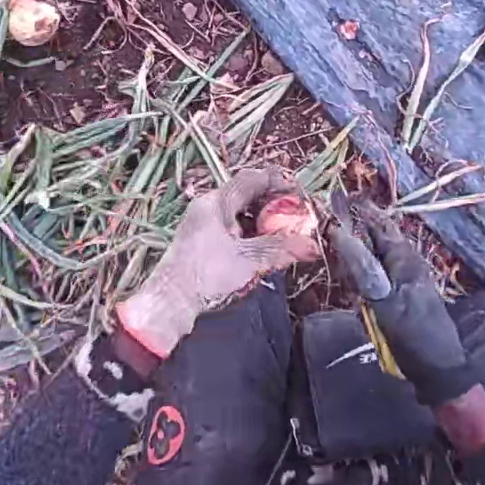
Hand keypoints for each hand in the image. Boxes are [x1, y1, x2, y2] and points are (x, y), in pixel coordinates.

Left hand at [115, 168, 320, 358]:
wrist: (171, 305)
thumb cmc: (205, 276)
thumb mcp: (249, 259)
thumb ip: (281, 248)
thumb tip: (312, 245)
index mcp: (216, 202)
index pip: (252, 180)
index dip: (279, 183)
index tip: (300, 196)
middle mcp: (208, 209)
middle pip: (247, 196)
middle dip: (274, 205)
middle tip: (297, 217)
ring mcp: (204, 226)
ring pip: (241, 215)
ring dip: (264, 223)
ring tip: (285, 235)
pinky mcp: (203, 245)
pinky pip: (234, 231)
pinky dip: (252, 236)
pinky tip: (264, 250)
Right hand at [330, 202, 480, 406]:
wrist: (440, 370)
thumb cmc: (411, 336)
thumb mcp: (383, 300)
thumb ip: (362, 266)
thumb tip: (340, 234)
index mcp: (406, 262)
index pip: (379, 228)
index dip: (360, 214)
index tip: (339, 202)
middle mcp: (410, 265)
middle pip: (384, 238)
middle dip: (364, 224)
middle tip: (342, 215)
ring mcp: (411, 281)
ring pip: (386, 252)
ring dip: (369, 242)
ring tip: (351, 234)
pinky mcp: (409, 296)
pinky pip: (388, 270)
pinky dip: (373, 263)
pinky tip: (364, 270)